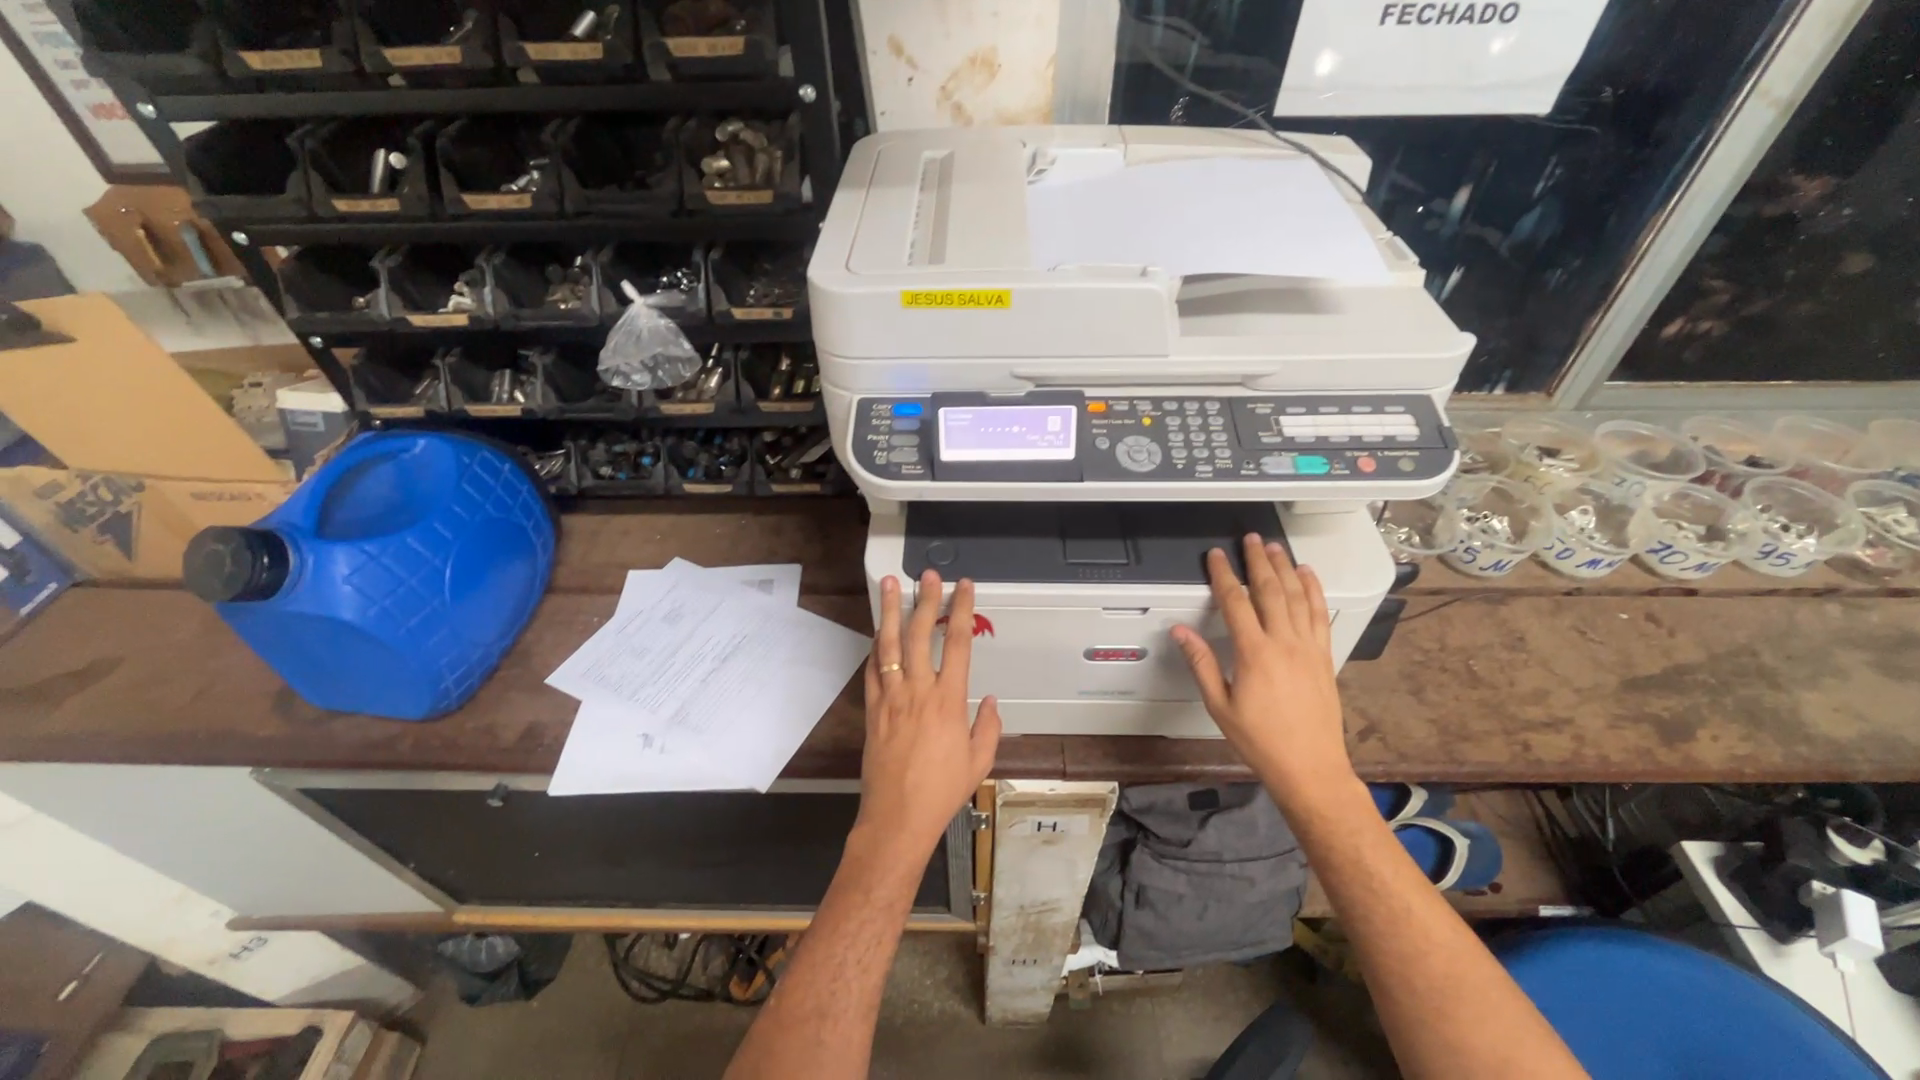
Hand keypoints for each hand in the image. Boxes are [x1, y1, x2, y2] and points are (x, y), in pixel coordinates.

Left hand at [857, 571, 1001, 855]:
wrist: (898, 816)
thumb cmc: (942, 790)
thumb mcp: (979, 760)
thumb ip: (988, 726)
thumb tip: (989, 701)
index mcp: (949, 700)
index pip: (959, 643)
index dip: (961, 609)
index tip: (963, 587)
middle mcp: (918, 691)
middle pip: (921, 633)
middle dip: (925, 599)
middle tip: (927, 575)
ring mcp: (891, 698)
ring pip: (889, 645)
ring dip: (891, 612)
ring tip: (890, 585)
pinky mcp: (872, 710)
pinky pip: (872, 670)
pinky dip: (876, 648)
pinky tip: (878, 634)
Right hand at [1171, 534, 1354, 806]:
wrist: (1309, 766)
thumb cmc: (1261, 741)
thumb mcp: (1219, 705)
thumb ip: (1201, 663)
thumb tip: (1182, 632)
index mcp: (1255, 654)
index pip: (1235, 602)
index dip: (1224, 575)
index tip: (1216, 557)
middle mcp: (1285, 644)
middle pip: (1270, 590)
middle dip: (1258, 561)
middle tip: (1251, 540)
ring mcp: (1309, 648)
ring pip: (1298, 596)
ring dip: (1286, 568)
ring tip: (1276, 548)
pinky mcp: (1325, 657)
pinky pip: (1320, 614)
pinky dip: (1314, 590)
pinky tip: (1309, 576)